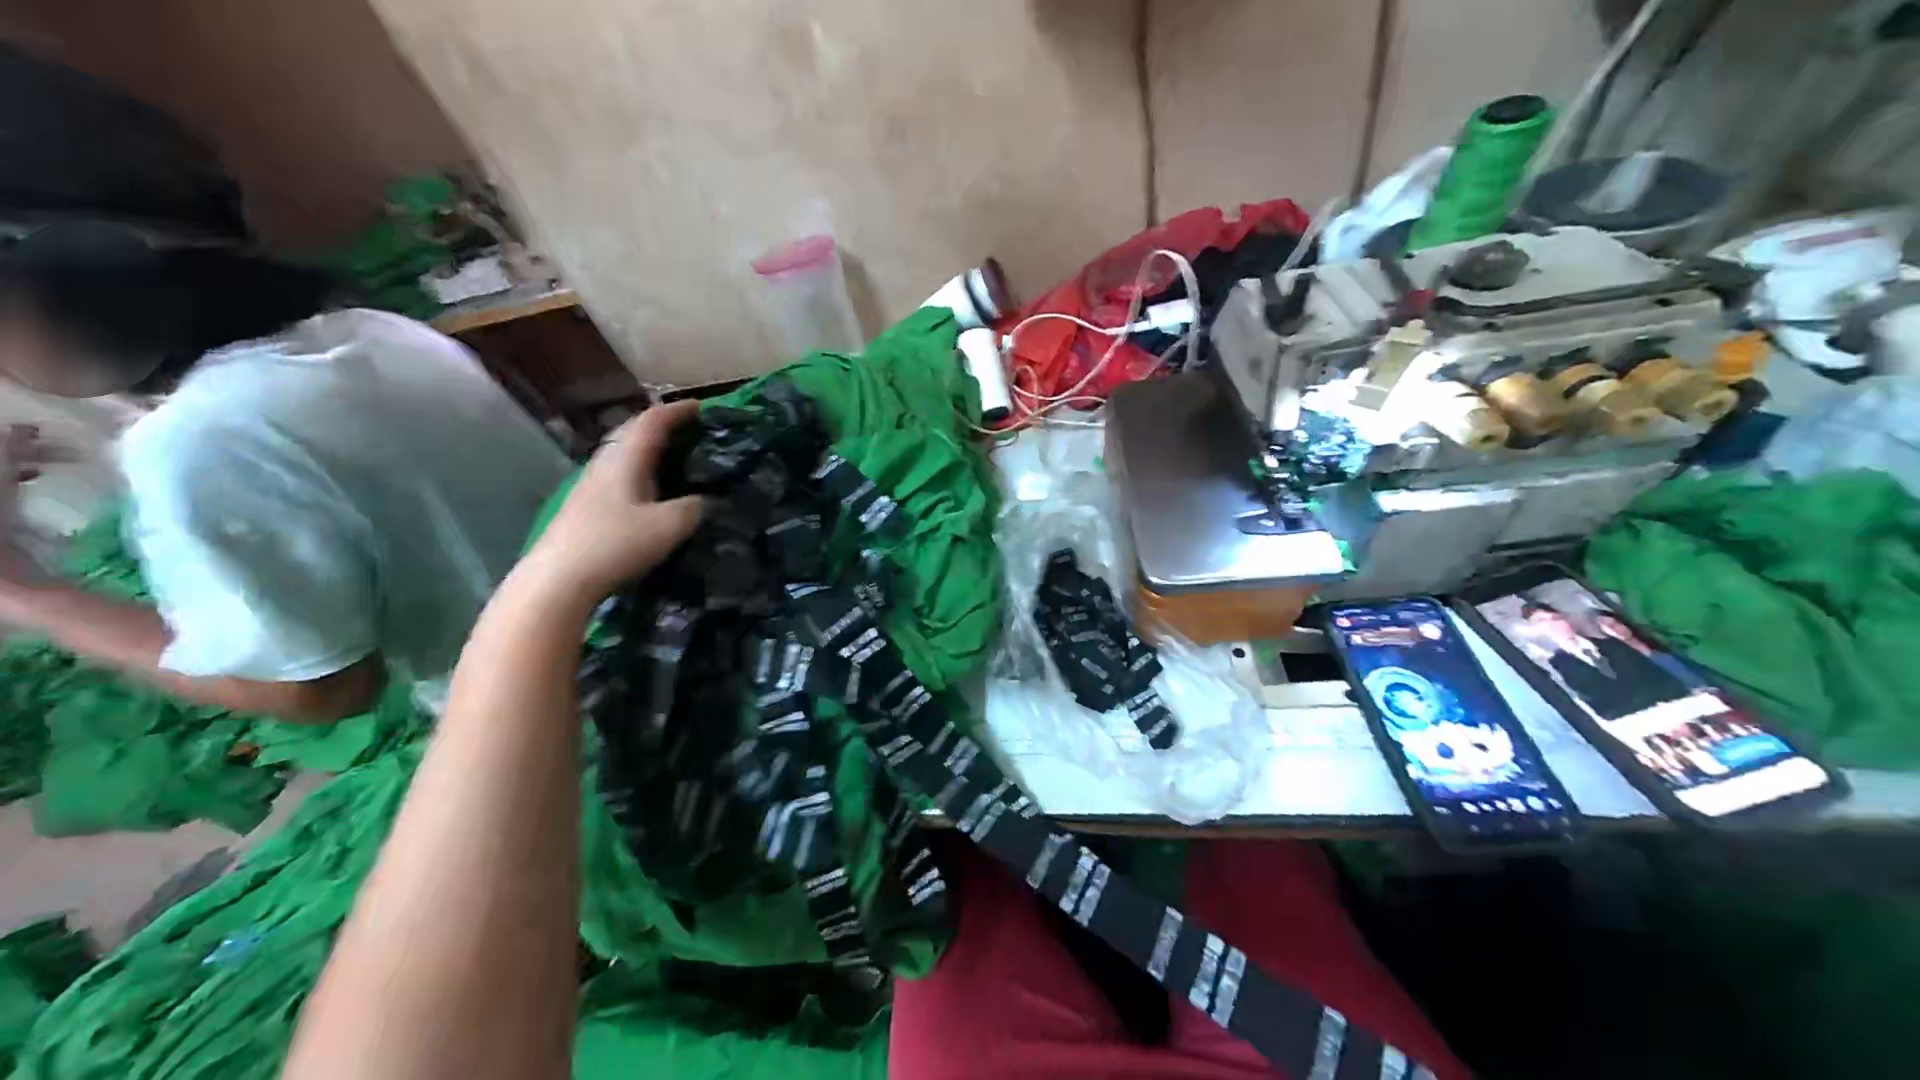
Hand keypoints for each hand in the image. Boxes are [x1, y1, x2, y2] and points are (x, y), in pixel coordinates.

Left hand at [518, 401, 705, 604]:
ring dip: (651, 451)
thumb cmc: (616, 544)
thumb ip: (696, 508)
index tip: (704, 408)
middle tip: (692, 432)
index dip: (679, 411)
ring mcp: (591, 485)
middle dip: (664, 427)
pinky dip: (642, 472)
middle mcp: (606, 463)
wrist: (558, 580)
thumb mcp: (669, 526)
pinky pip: (620, 475)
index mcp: (626, 458)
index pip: (653, 421)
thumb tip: (712, 499)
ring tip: (677, 459)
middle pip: (634, 432)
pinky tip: (652, 491)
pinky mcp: (586, 507)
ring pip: (625, 455)